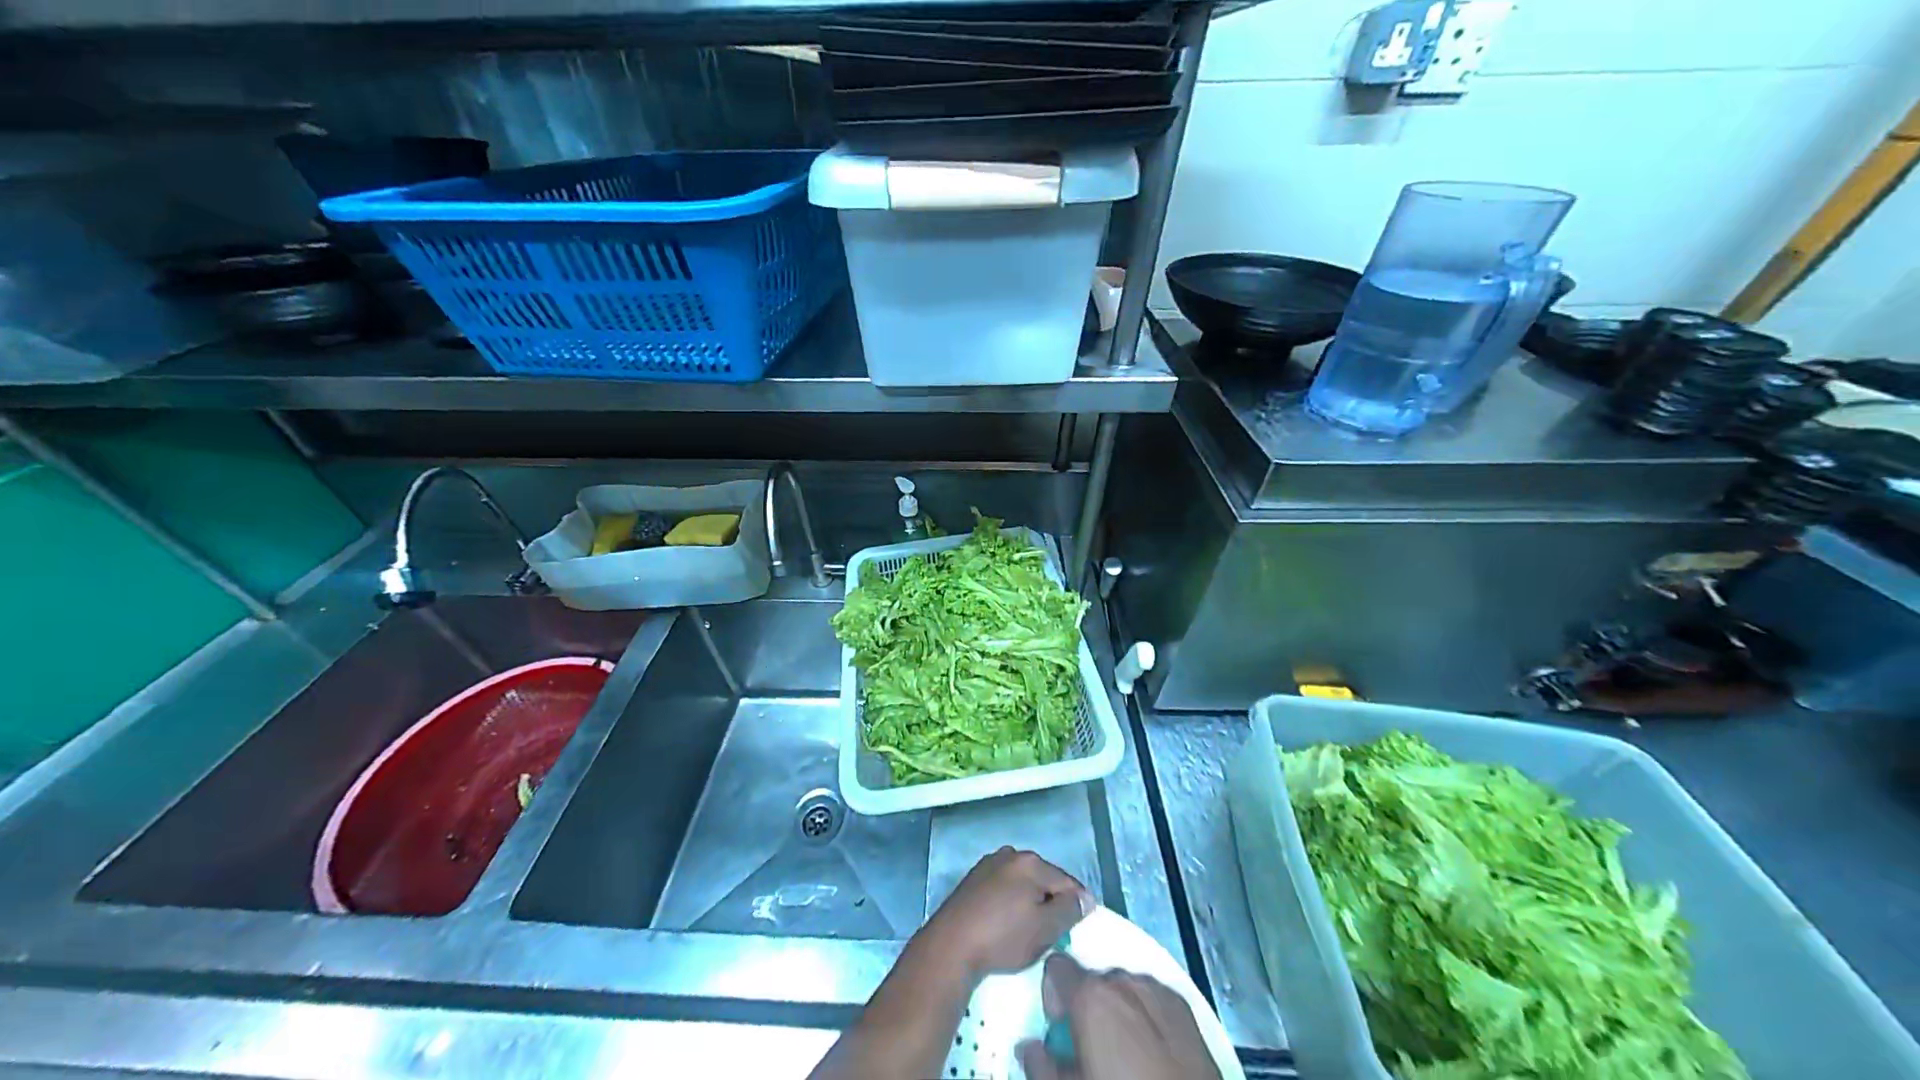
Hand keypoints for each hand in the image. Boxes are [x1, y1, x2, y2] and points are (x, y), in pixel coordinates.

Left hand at [916, 847, 1091, 980]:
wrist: (950, 945)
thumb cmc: (1003, 937)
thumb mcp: (1045, 929)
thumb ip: (1069, 910)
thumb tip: (1084, 898)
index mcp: (1031, 862)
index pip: (1068, 883)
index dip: (1076, 907)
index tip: (1074, 931)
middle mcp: (1010, 854)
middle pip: (1044, 880)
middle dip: (1051, 903)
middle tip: (1049, 934)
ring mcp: (989, 864)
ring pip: (1022, 884)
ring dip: (1029, 902)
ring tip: (1025, 931)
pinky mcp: (973, 879)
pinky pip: (1003, 888)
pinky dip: (1009, 902)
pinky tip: (1004, 924)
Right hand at [1017, 954, 1220, 1079]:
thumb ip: (1042, 1065)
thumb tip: (1029, 1047)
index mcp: (1090, 996)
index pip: (1056, 966)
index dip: (1052, 996)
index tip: (1059, 1029)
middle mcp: (1122, 980)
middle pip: (1091, 979)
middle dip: (1087, 1007)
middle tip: (1091, 1049)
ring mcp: (1156, 989)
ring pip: (1123, 988)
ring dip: (1117, 1010)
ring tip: (1126, 1054)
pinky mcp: (1184, 1007)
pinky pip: (1151, 999)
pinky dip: (1145, 1016)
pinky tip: (1152, 1053)